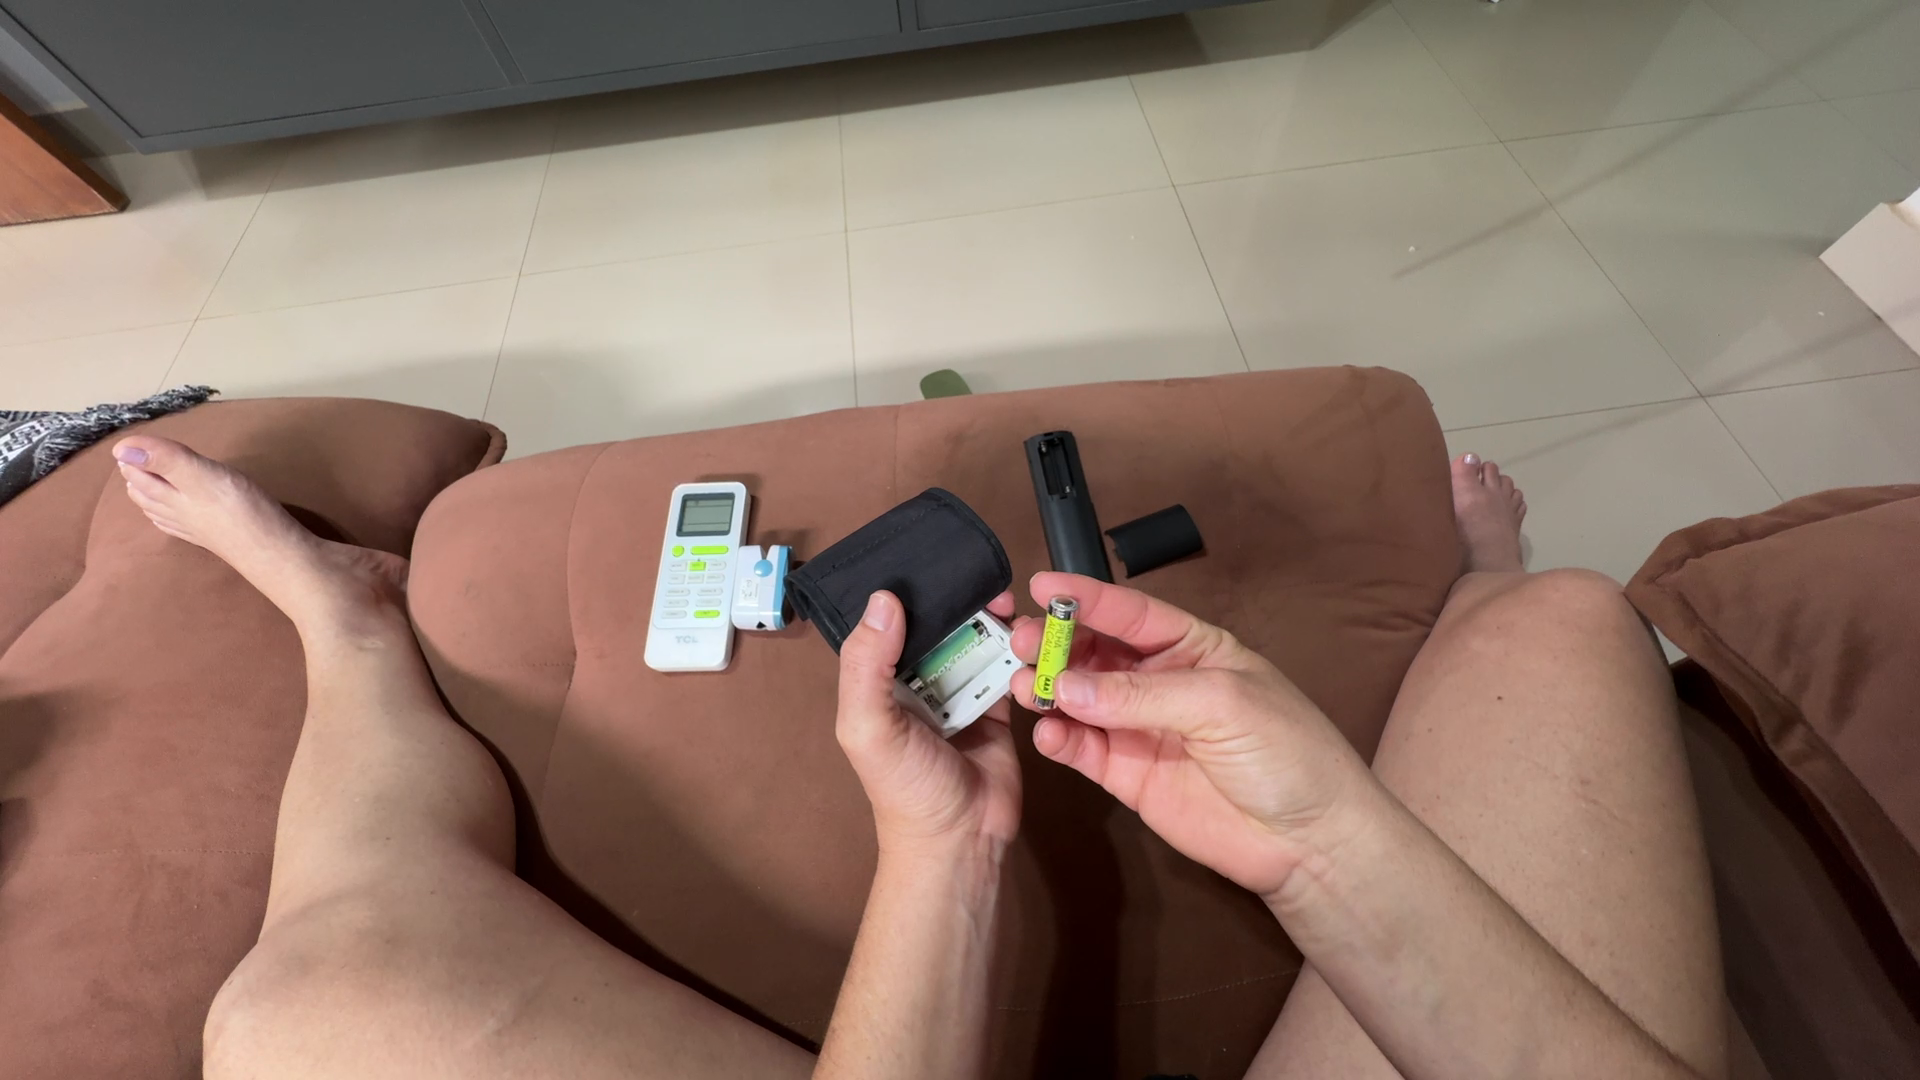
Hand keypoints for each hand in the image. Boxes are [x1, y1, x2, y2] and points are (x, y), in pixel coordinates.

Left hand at [836, 590, 1021, 857]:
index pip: (890, 623)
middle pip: (939, 626)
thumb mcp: (868, 725)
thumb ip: (867, 665)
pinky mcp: (997, 705)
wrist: (960, 839)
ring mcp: (960, 690)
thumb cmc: (905, 784)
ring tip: (1009, 601)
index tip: (931, 557)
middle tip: (981, 575)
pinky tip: (1029, 632)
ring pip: (975, 641)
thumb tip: (885, 599)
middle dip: (958, 601)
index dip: (908, 591)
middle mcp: (919, 679)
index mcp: (882, 679)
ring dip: (991, 620)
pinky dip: (1017, 651)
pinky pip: (1006, 668)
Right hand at [1010, 573, 1375, 899]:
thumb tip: (1066, 686)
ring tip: (1022, 688)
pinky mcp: (1125, 773)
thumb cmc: (1285, 751)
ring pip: (1078, 698)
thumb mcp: (1221, 703)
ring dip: (1047, 689)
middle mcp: (1157, 680)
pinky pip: (1082, 748)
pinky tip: (1048, 734)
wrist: (1310, 842)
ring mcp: (1138, 727)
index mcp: (1190, 647)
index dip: (1086, 597)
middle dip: (1056, 644)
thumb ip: (1141, 694)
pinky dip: (1059, 739)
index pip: (1130, 612)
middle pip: (1094, 653)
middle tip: (1021, 641)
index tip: (1041, 587)